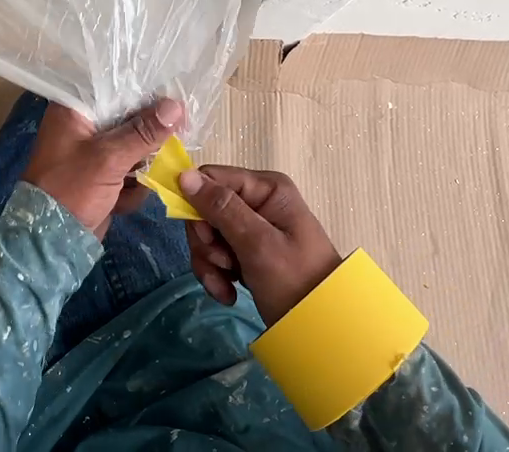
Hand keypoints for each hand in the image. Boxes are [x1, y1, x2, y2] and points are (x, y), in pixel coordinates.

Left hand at [21, 98, 184, 238]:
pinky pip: (129, 171)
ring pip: (133, 147)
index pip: (115, 87)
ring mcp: (92, 151)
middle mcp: (83, 124)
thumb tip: (176, 106)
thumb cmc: (71, 188)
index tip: (176, 99)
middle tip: (173, 142)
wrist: (52, 241)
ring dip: (141, 168)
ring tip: (136, 181)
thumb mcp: (108, 158)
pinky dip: (130, 188)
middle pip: (128, 117)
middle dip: (148, 137)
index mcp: (74, 109)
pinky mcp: (101, 175)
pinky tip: (120, 202)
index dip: (146, 92)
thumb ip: (143, 132)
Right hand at [179, 166, 341, 325]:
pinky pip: (219, 253)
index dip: (198, 206)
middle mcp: (259, 201)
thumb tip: (184, 175)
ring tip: (226, 286)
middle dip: (206, 241)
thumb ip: (221, 208)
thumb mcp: (257, 244)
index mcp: (266, 188)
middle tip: (221, 265)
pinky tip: (229, 293)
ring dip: (210, 262)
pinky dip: (217, 274)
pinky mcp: (250, 251)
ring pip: (209, 233)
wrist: (324, 332)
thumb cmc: (296, 283)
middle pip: (207, 208)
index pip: (211, 179)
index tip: (206, 238)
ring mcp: (255, 227)